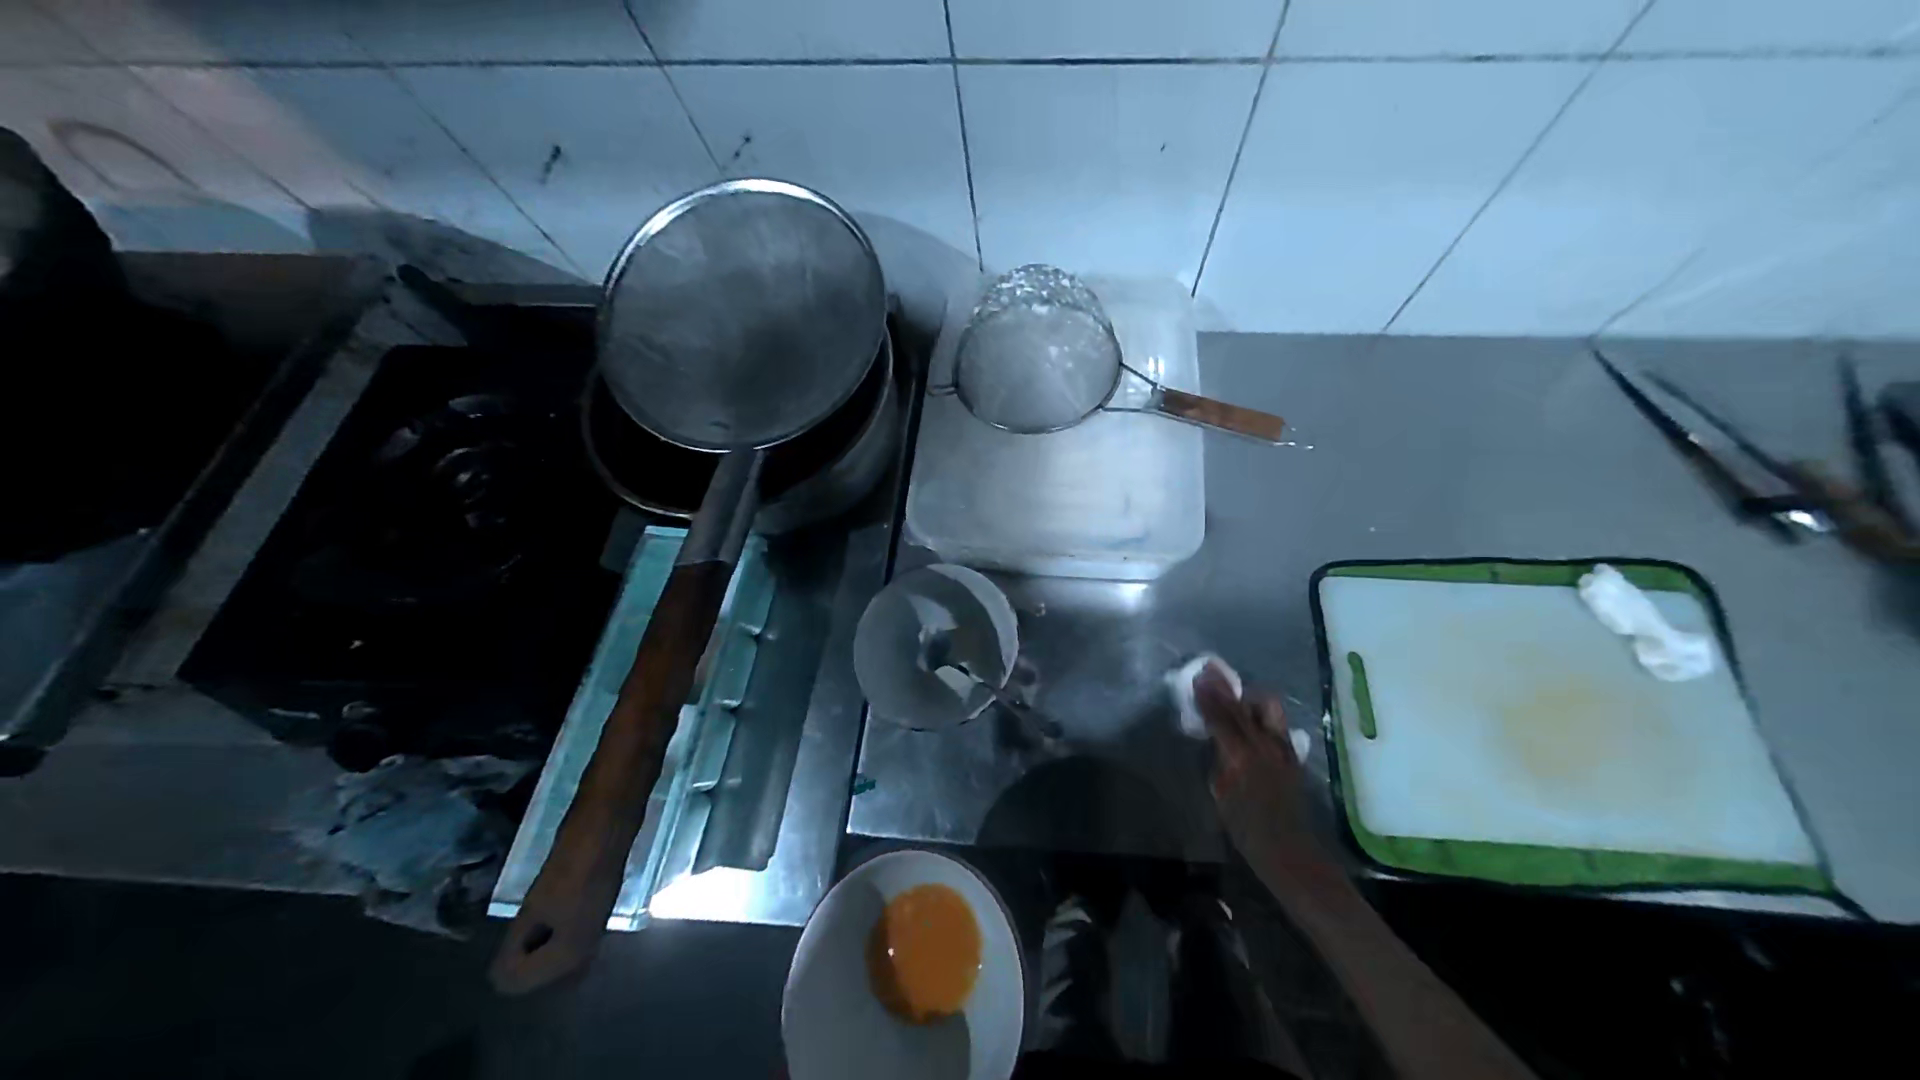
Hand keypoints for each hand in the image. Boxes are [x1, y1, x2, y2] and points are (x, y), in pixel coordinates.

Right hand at [1193, 664, 1333, 889]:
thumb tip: (1214, 737)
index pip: (1221, 717)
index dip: (1208, 696)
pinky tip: (1254, 718)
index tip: (1197, 675)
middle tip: (1210, 670)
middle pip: (1243, 707)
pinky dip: (1262, 714)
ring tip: (1235, 695)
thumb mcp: (1221, 793)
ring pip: (1268, 708)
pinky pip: (1276, 724)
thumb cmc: (1247, 829)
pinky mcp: (1293, 756)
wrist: (1290, 851)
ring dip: (1248, 697)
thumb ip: (1219, 758)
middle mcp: (1265, 745)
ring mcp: (1283, 749)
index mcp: (1241, 756)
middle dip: (1224, 688)